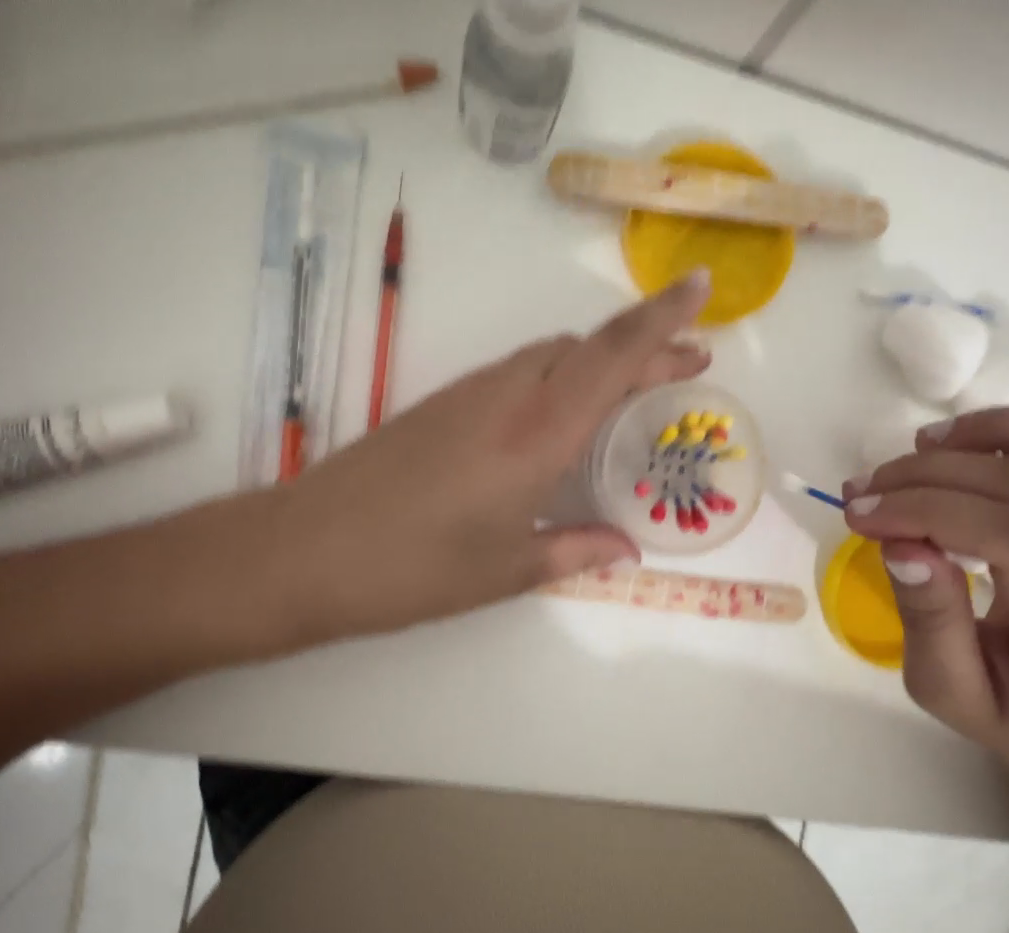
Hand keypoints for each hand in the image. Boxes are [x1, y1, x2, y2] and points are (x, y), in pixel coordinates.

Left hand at [243, 271, 712, 643]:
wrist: (304, 550)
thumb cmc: (413, 570)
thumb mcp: (507, 570)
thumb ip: (575, 550)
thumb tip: (627, 548)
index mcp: (535, 434)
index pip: (613, 357)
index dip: (663, 319)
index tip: (703, 287)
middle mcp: (506, 397)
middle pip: (587, 348)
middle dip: (644, 349)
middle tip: (688, 370)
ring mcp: (468, 394)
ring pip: (550, 357)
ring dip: (599, 362)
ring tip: (635, 395)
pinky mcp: (441, 404)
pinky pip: (518, 374)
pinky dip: (559, 380)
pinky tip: (562, 421)